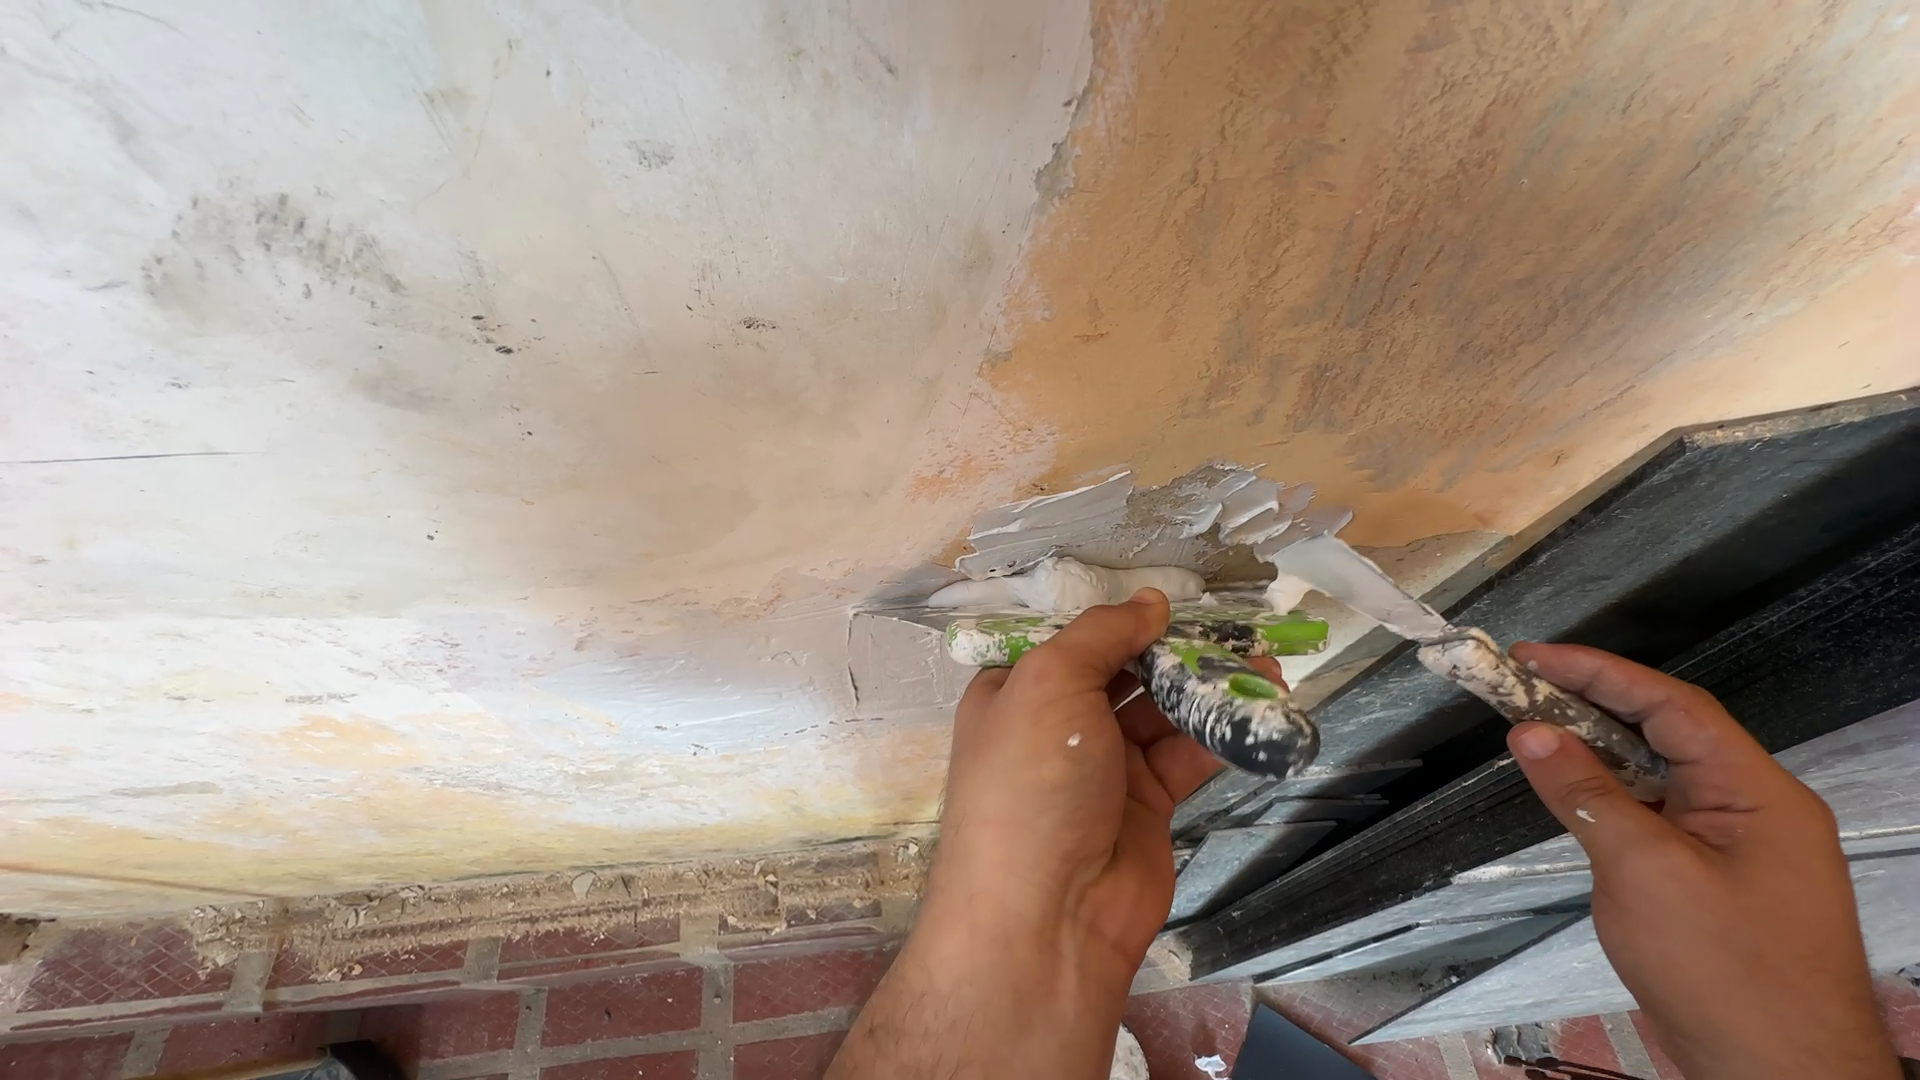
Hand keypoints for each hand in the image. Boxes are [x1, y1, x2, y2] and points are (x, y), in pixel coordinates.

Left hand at [829, 589, 1232, 1079]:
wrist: (1047, 916)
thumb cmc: (1032, 780)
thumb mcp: (1050, 683)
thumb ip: (1101, 634)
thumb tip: (1149, 600)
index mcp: (1016, 689)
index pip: (1069, 639)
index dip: (1117, 616)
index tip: (1169, 598)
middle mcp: (1057, 723)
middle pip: (1123, 669)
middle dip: (1174, 648)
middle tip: (1232, 628)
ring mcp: (1103, 764)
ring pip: (1162, 708)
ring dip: (1208, 685)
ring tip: (1264, 661)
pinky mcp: (1147, 801)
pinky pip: (1187, 753)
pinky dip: (1222, 731)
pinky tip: (1261, 708)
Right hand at [1506, 643, 1899, 1079]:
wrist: (1775, 1076)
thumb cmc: (1720, 966)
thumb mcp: (1641, 868)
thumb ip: (1583, 791)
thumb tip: (1528, 732)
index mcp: (1756, 793)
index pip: (1670, 706)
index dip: (1596, 671)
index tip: (1527, 657)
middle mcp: (1748, 806)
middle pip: (1661, 731)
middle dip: (1586, 701)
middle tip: (1515, 684)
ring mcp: (1728, 841)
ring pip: (1650, 769)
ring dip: (1588, 745)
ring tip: (1526, 725)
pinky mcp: (1703, 871)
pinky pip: (1646, 807)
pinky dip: (1598, 787)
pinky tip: (1561, 785)